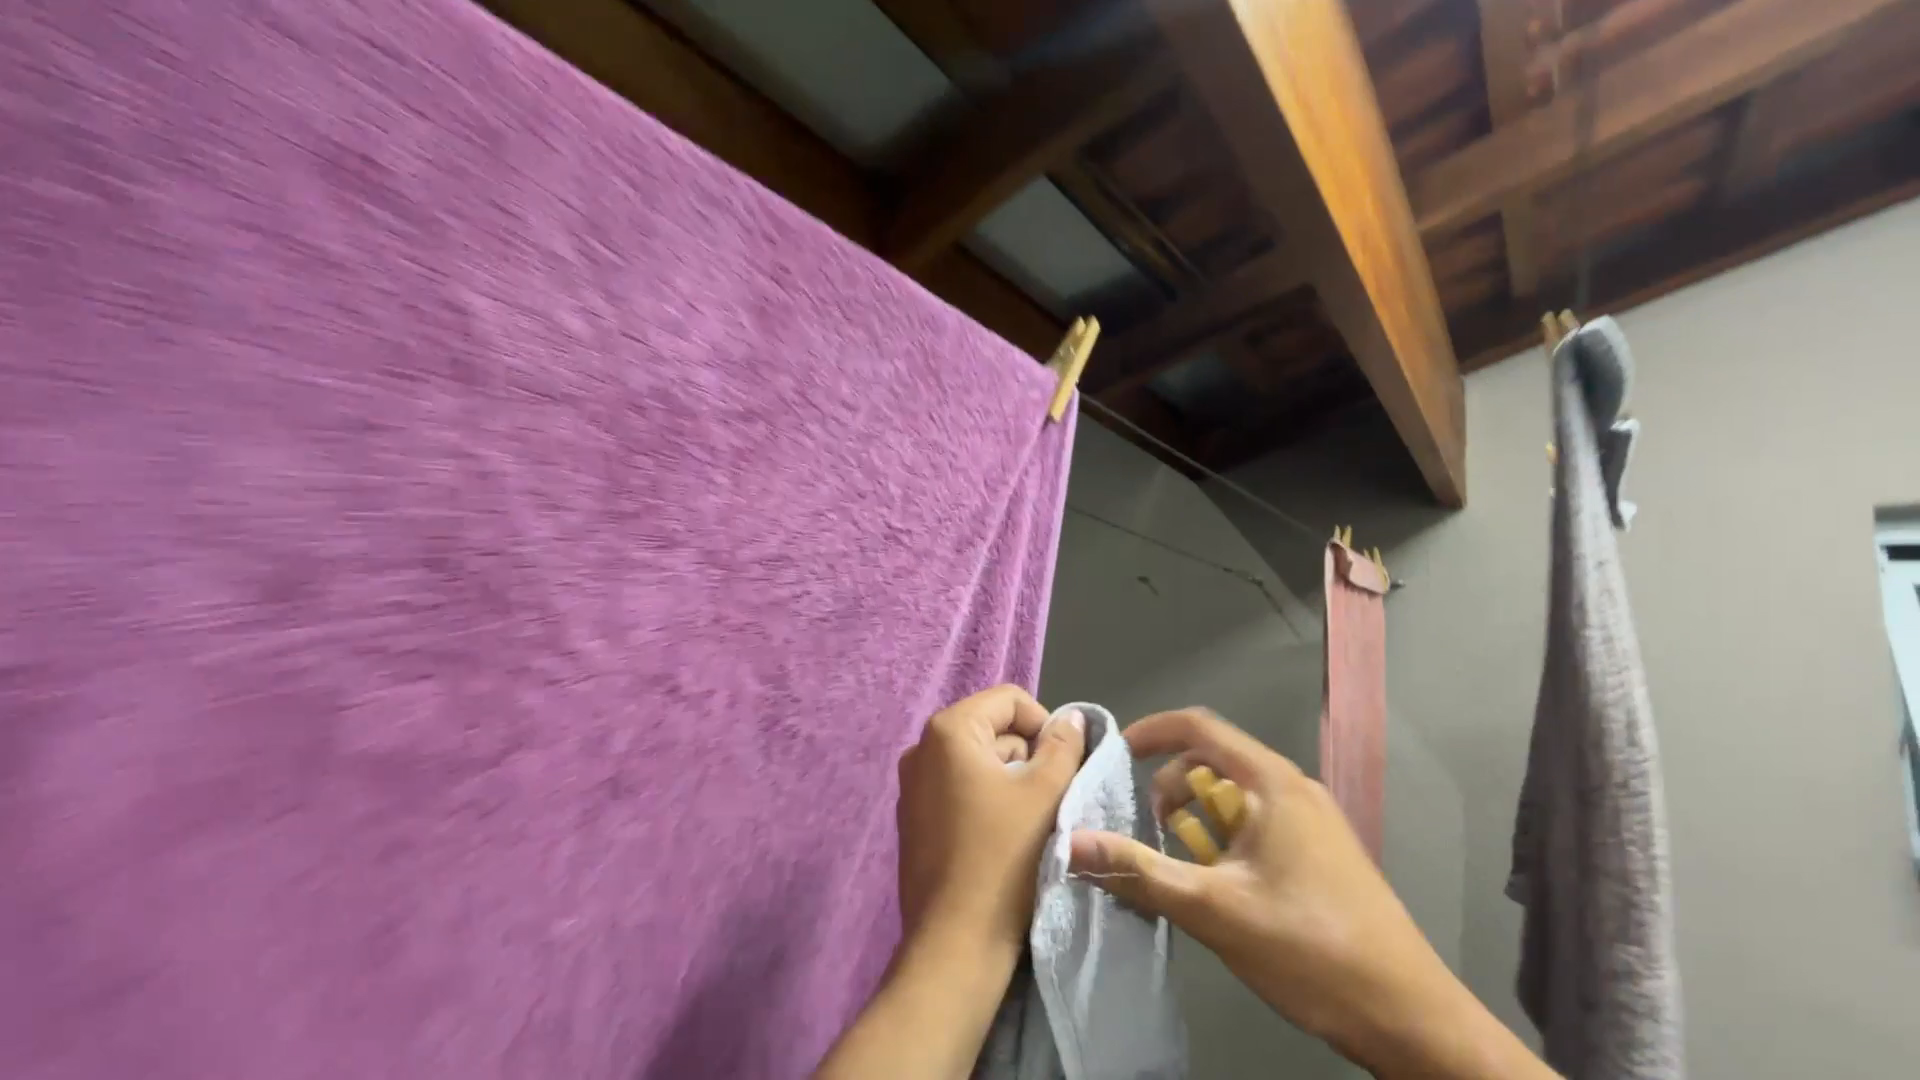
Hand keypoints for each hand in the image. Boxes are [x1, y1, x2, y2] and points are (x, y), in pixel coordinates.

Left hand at [896, 685, 1085, 953]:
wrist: (956, 940)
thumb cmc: (1004, 856)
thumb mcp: (1045, 793)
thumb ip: (1063, 745)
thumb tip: (1071, 717)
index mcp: (947, 731)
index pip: (1009, 700)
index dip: (1045, 724)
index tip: (1064, 764)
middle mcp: (921, 749)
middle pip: (993, 730)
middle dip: (1028, 756)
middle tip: (1050, 798)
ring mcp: (912, 786)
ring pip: (979, 762)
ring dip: (1011, 781)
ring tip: (1029, 823)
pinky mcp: (914, 820)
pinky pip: (960, 790)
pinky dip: (987, 802)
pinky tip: (1002, 839)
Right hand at [1067, 709, 1515, 1075]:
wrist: (1406, 1015)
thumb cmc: (1308, 949)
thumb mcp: (1212, 909)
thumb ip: (1139, 871)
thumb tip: (1071, 843)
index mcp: (1272, 784)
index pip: (1199, 727)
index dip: (1150, 732)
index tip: (1113, 755)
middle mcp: (1293, 790)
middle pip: (1213, 763)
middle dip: (1170, 790)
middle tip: (1148, 835)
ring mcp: (1310, 822)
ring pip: (1234, 799)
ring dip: (1196, 822)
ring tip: (1179, 870)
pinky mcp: (1318, 854)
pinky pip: (1256, 826)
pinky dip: (1223, 842)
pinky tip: (1215, 888)